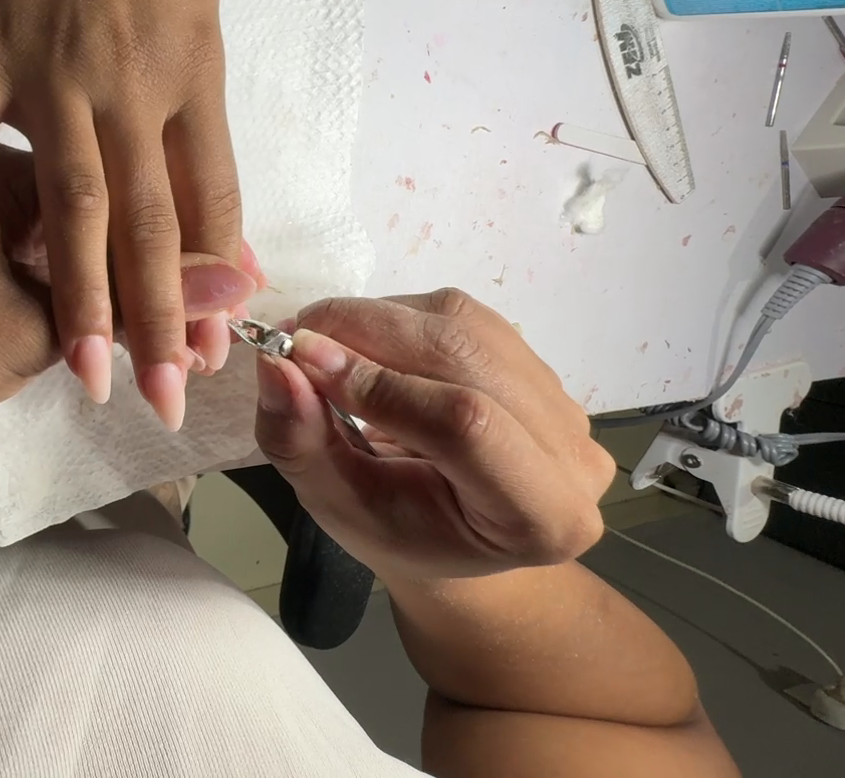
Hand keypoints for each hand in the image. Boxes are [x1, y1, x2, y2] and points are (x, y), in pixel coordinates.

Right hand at [0, 0, 245, 429]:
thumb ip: (189, 84)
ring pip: (68, 207)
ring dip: (75, 299)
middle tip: (161, 401)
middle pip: (151, 225)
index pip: (208, 197)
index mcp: (190, 66)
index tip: (210, 343)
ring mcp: (49, 74)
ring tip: (78, 376)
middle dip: (160, 321)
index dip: (211, 278)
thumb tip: (189, 169)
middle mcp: (130, 85)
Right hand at [252, 289, 614, 582]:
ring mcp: (559, 397)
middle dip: (360, 331)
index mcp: (538, 514)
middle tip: (290, 337)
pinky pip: (455, 313)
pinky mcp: (531, 359)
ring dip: (371, 318)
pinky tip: (362, 345)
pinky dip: (390, 316)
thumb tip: (274, 363)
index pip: (464, 423)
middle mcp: (570, 449)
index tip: (294, 357)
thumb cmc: (393, 531)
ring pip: (457, 322)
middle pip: (462, 354)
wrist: (450, 530)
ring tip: (321, 345)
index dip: (374, 382)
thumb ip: (296, 439)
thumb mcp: (330, 502)